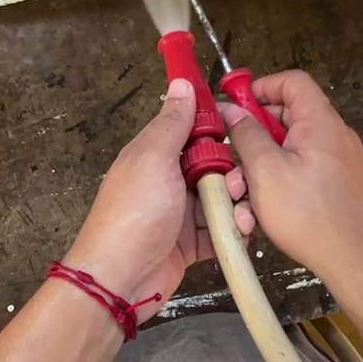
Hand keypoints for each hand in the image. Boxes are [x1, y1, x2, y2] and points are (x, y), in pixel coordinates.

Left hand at [63, 78, 252, 322]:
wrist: (120, 279)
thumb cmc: (135, 212)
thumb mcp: (153, 158)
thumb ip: (172, 123)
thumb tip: (180, 82)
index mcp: (155, 154)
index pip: (191, 129)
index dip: (215, 127)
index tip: (240, 127)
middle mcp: (168, 180)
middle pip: (212, 165)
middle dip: (232, 172)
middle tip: (236, 183)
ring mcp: (180, 214)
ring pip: (221, 199)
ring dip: (236, 204)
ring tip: (240, 213)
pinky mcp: (191, 244)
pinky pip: (220, 231)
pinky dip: (233, 231)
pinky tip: (242, 232)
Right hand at [219, 71, 362, 291]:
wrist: (359, 262)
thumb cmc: (309, 213)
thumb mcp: (265, 171)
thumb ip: (246, 135)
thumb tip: (232, 110)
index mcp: (319, 122)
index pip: (292, 81)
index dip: (261, 87)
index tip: (235, 107)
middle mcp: (334, 136)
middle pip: (287, 118)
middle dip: (253, 137)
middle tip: (231, 160)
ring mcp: (340, 163)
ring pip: (291, 152)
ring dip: (261, 169)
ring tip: (243, 198)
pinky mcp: (340, 188)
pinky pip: (303, 174)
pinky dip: (279, 186)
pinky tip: (262, 215)